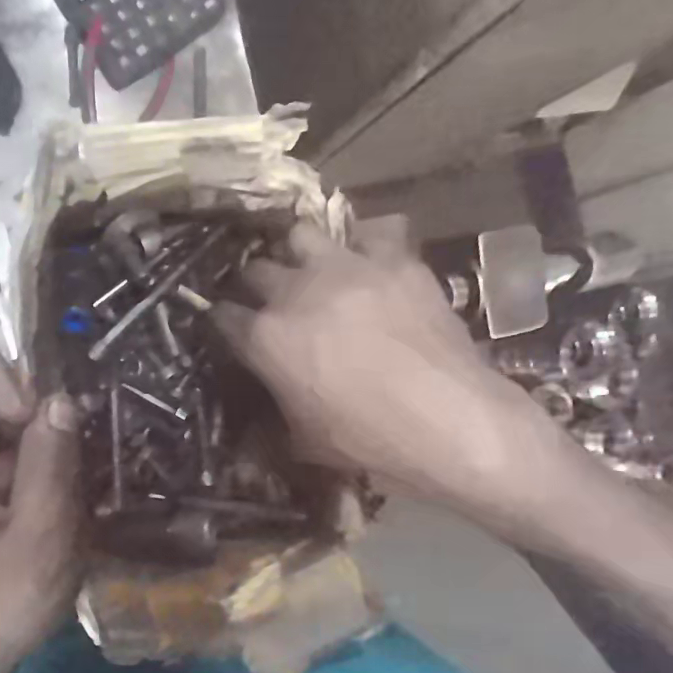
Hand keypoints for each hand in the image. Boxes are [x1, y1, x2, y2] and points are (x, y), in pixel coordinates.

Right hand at [214, 216, 569, 517]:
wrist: (450, 421)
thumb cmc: (368, 440)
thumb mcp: (303, 438)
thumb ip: (276, 402)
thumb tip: (273, 391)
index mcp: (266, 337)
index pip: (222, 315)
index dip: (225, 322)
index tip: (234, 329)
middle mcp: (296, 291)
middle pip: (255, 269)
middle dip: (258, 286)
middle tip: (276, 304)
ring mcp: (346, 268)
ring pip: (301, 234)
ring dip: (301, 254)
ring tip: (317, 272)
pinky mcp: (394, 259)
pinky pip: (371, 232)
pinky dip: (366, 246)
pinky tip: (372, 264)